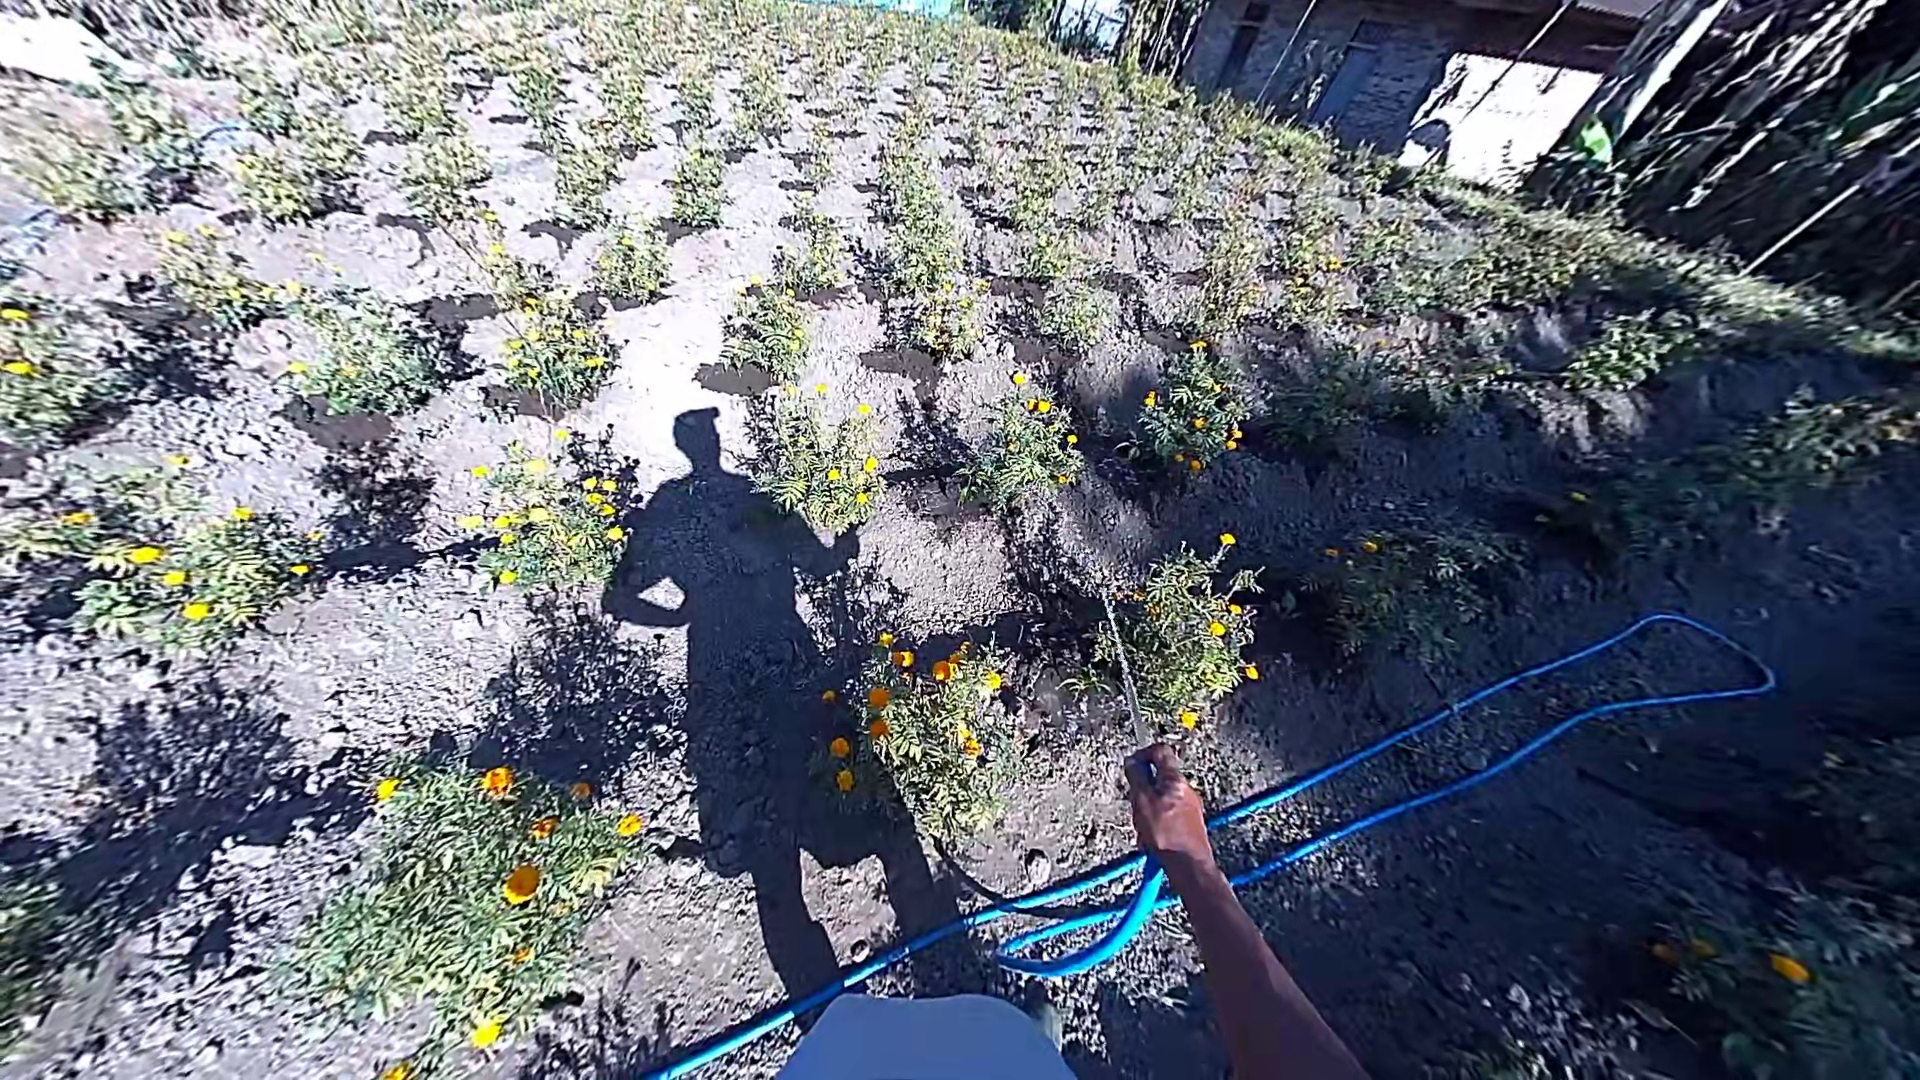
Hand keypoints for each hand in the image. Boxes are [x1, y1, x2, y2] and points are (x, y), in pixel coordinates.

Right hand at [1125, 744, 1219, 890]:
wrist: (1190, 866)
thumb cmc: (1166, 834)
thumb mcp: (1142, 801)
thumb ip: (1136, 777)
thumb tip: (1132, 761)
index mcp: (1174, 779)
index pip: (1160, 751)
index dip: (1143, 754)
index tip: (1132, 767)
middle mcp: (1185, 789)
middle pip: (1158, 777)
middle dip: (1142, 790)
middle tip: (1136, 805)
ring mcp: (1189, 806)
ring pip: (1160, 798)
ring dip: (1147, 810)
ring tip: (1144, 829)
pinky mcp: (1189, 823)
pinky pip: (1167, 815)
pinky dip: (1156, 823)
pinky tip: (1151, 840)